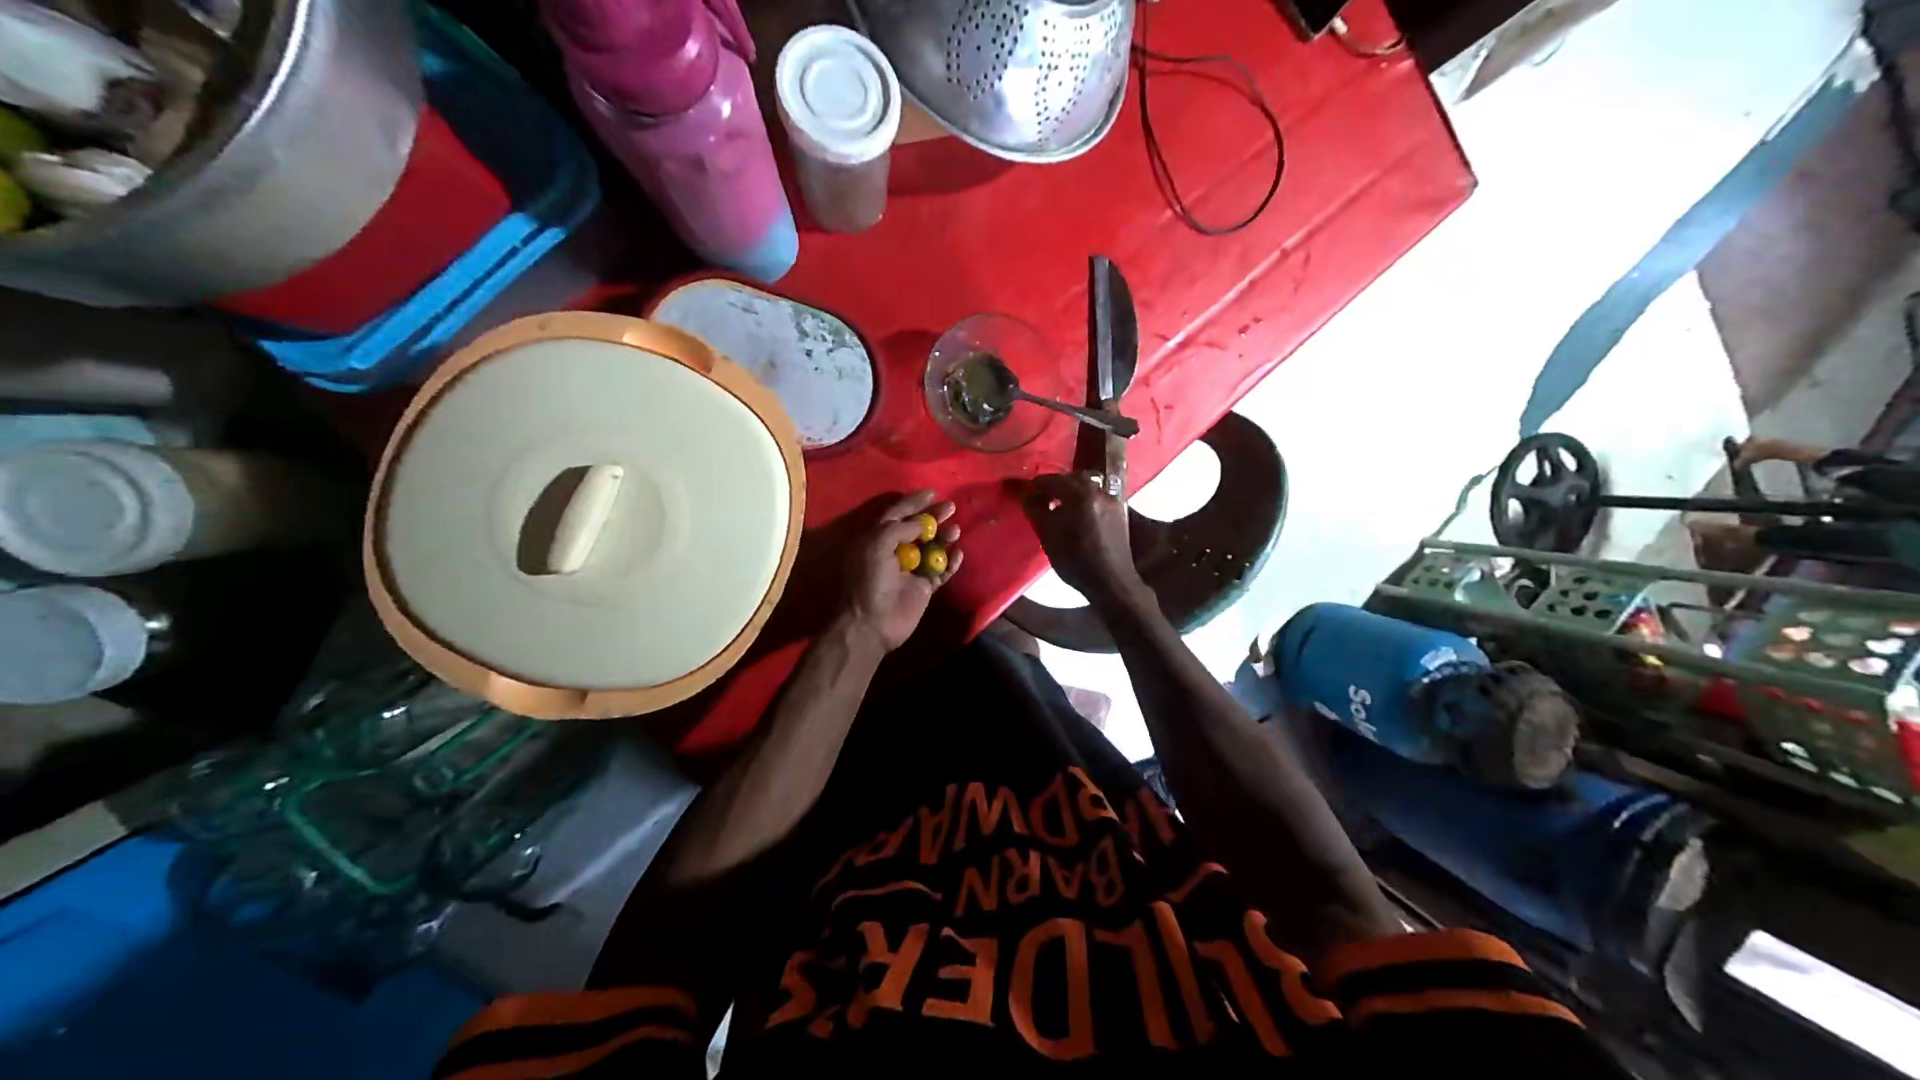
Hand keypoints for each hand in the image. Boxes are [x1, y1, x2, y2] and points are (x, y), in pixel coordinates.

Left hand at [841, 490, 962, 651]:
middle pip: (917, 528)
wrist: (872, 623)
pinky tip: (958, 553)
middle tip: (951, 507)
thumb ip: (900, 527)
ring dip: (943, 537)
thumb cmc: (870, 580)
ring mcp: (910, 570)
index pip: (896, 513)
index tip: (933, 492)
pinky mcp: (923, 587)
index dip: (913, 502)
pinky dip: (950, 561)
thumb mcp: (878, 543)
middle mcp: (893, 551)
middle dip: (933, 517)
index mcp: (876, 538)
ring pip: (932, 548)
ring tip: (955, 530)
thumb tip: (922, 523)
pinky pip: (941, 570)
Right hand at [1021, 472, 1148, 609]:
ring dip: (1070, 492)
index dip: (1035, 486)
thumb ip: (1036, 510)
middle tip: (1040, 498)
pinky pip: (1097, 497)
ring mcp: (1112, 500)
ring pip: (1086, 487)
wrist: (1111, 581)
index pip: (1052, 480)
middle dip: (1054, 486)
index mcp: (1080, 494)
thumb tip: (1029, 495)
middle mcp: (1099, 491)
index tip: (1024, 493)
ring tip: (1057, 506)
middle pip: (1072, 479)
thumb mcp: (1048, 535)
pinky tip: (1076, 515)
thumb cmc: (1075, 559)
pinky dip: (1083, 500)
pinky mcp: (1119, 512)